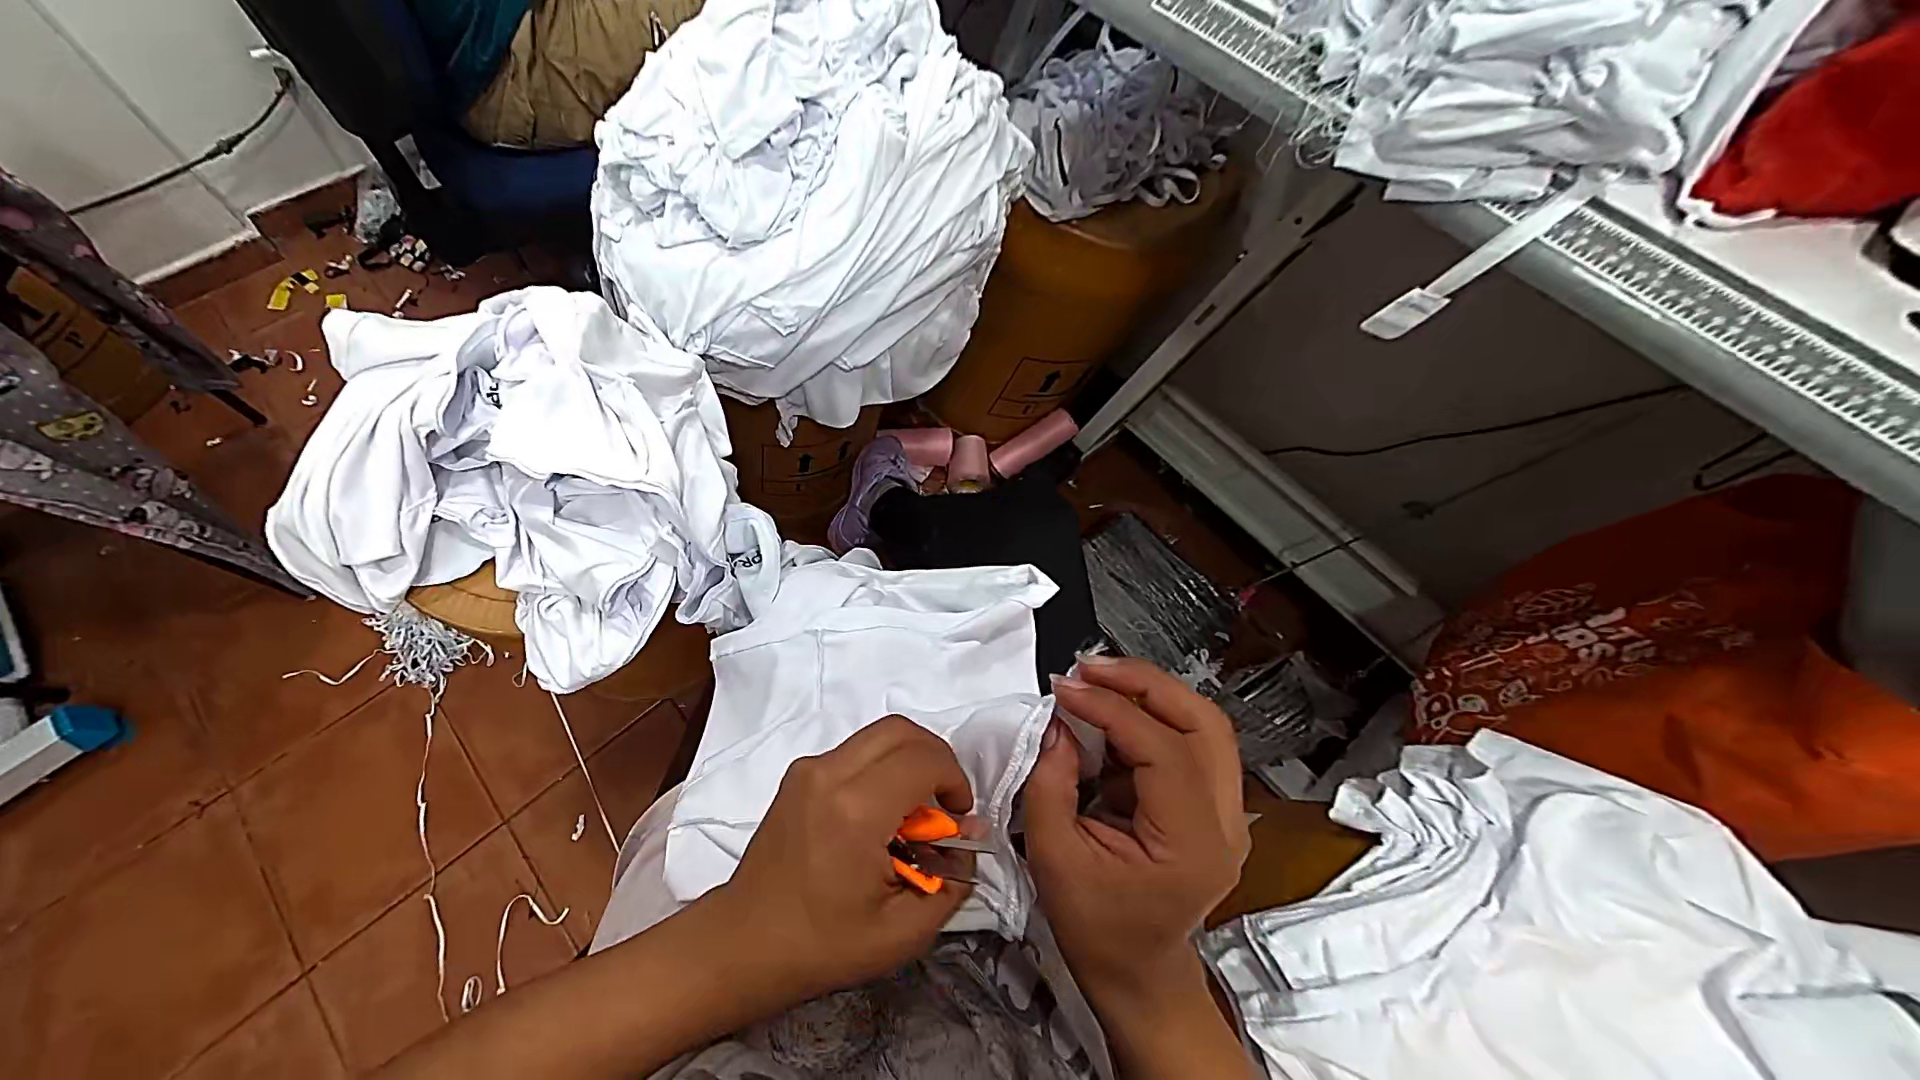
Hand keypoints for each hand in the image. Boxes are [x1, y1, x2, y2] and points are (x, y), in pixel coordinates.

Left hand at [711, 714, 974, 1002]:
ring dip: (909, 759)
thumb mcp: (903, 930)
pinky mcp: (799, 773)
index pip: (924, 759)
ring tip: (913, 809)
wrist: (745, 943)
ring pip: (879, 734)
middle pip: (903, 731)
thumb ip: (951, 879)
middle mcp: (830, 774)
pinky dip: (882, 765)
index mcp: (856, 810)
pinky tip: (881, 812)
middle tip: (944, 802)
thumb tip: (971, 832)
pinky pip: (856, 749)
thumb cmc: (823, 944)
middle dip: (937, 759)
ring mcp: (809, 768)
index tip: (958, 815)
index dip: (954, 780)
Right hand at [1024, 655, 1247, 1010]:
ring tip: (1099, 681)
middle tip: (1090, 669)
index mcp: (1193, 844)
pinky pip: (1191, 741)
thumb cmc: (1099, 931)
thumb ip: (1050, 785)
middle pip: (1202, 721)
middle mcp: (1227, 823)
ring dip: (1151, 693)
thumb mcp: (1055, 859)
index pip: (1163, 749)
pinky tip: (1111, 716)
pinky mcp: (1215, 805)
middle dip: (1143, 682)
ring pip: (1204, 723)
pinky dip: (1152, 717)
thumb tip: (1057, 725)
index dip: (1111, 709)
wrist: (1139, 973)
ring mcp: (1229, 813)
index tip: (1066, 690)